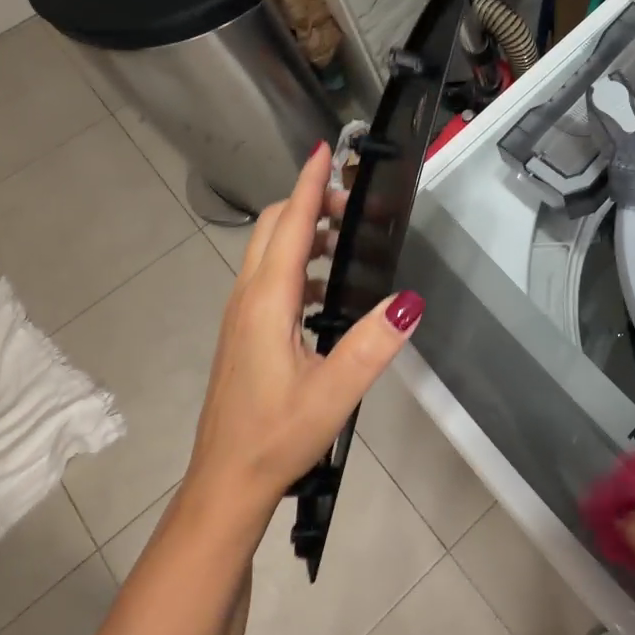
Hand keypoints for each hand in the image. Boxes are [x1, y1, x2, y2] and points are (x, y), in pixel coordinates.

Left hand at [185, 143, 424, 508]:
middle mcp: (247, 299)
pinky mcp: (244, 334)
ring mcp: (240, 316)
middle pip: (274, 228)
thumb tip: (410, 300)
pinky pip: (269, 278)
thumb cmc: (276, 437)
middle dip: (310, 202)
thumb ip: (372, 345)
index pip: (291, 225)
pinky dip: (299, 263)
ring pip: (269, 252)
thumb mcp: (334, 392)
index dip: (310, 185)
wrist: (225, 483)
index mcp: (266, 302)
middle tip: (354, 203)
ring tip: (348, 241)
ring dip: (305, 232)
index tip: (327, 150)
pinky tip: (328, 290)